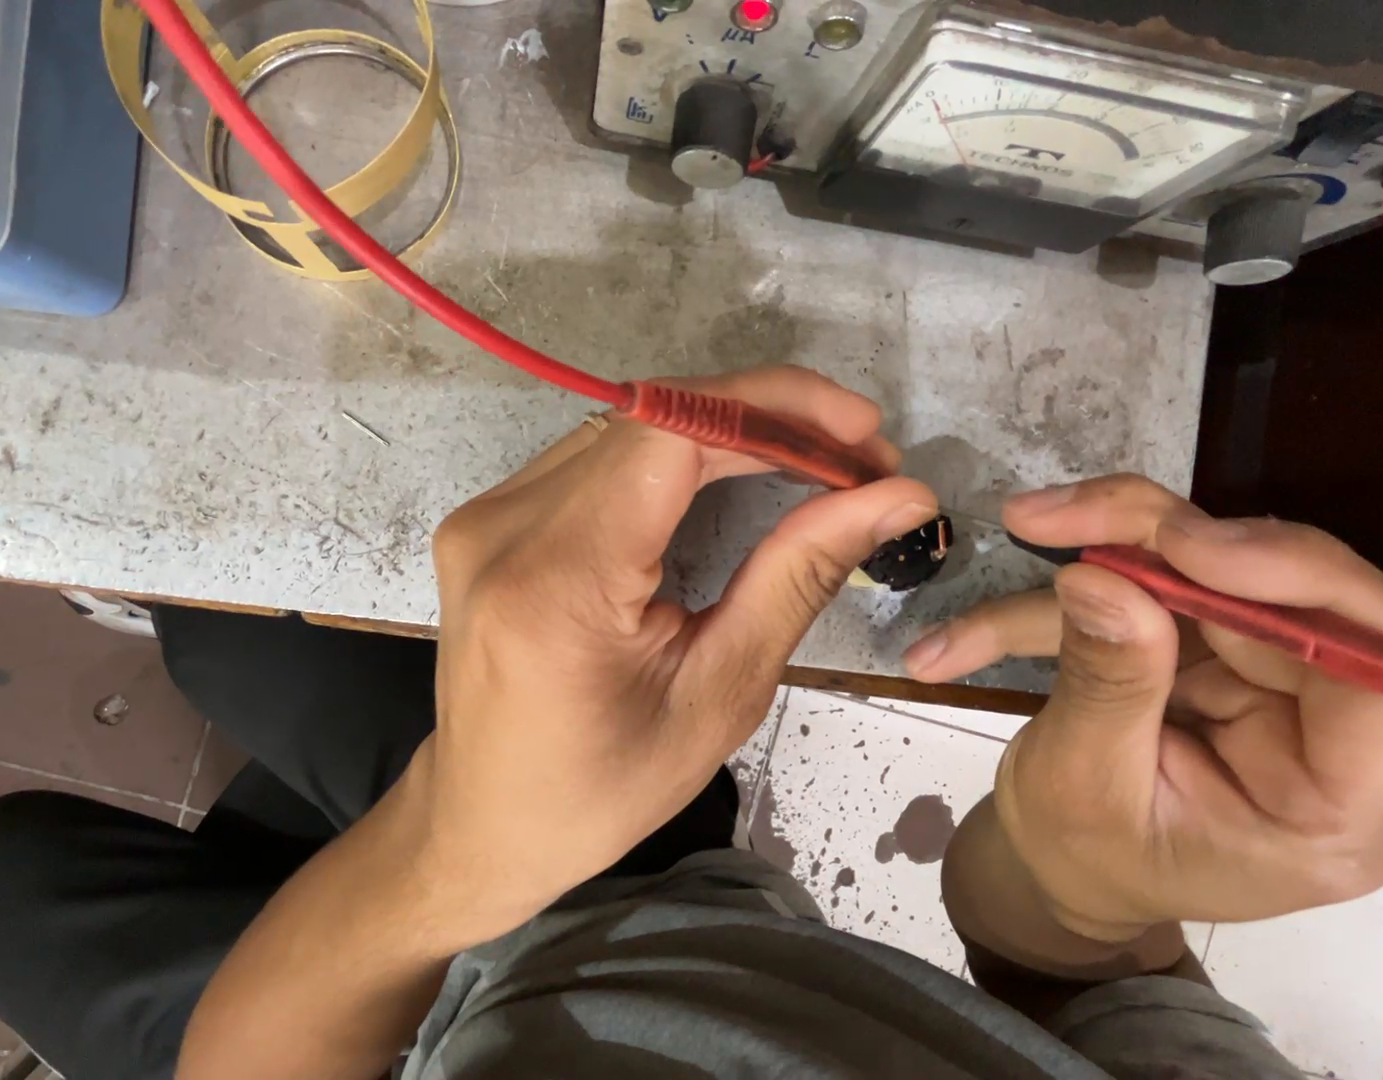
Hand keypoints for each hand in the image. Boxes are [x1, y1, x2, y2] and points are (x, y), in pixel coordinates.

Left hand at [410, 366, 936, 937]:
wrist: (486, 822)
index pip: (672, 430)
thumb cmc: (604, 787)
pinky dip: (676, 453)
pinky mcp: (488, 518)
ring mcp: (486, 515)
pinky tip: (733, 476)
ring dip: (727, 430)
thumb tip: (897, 496)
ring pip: (627, 426)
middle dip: (767, 417)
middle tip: (855, 455)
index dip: (775, 405)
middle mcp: (505, 525)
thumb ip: (799, 576)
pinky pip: (597, 455)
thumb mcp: (720, 693)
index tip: (862, 430)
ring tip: (811, 463)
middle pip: (653, 416)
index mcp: (559, 579)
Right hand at [908, 475, 1382, 940]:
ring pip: (1206, 576)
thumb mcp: (1081, 787)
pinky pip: (1142, 596)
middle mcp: (1322, 729)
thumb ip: (1106, 687)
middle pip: (1283, 597)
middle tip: (1048, 515)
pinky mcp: (1205, 654)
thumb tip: (1099, 579)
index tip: (1185, 544)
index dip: (1308, 590)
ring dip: (1100, 547)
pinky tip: (964, 635)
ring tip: (1019, 526)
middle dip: (1159, 541)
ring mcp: (1263, 683)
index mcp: (1336, 805)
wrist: (1055, 868)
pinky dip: (1050, 603)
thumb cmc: (1080, 858)